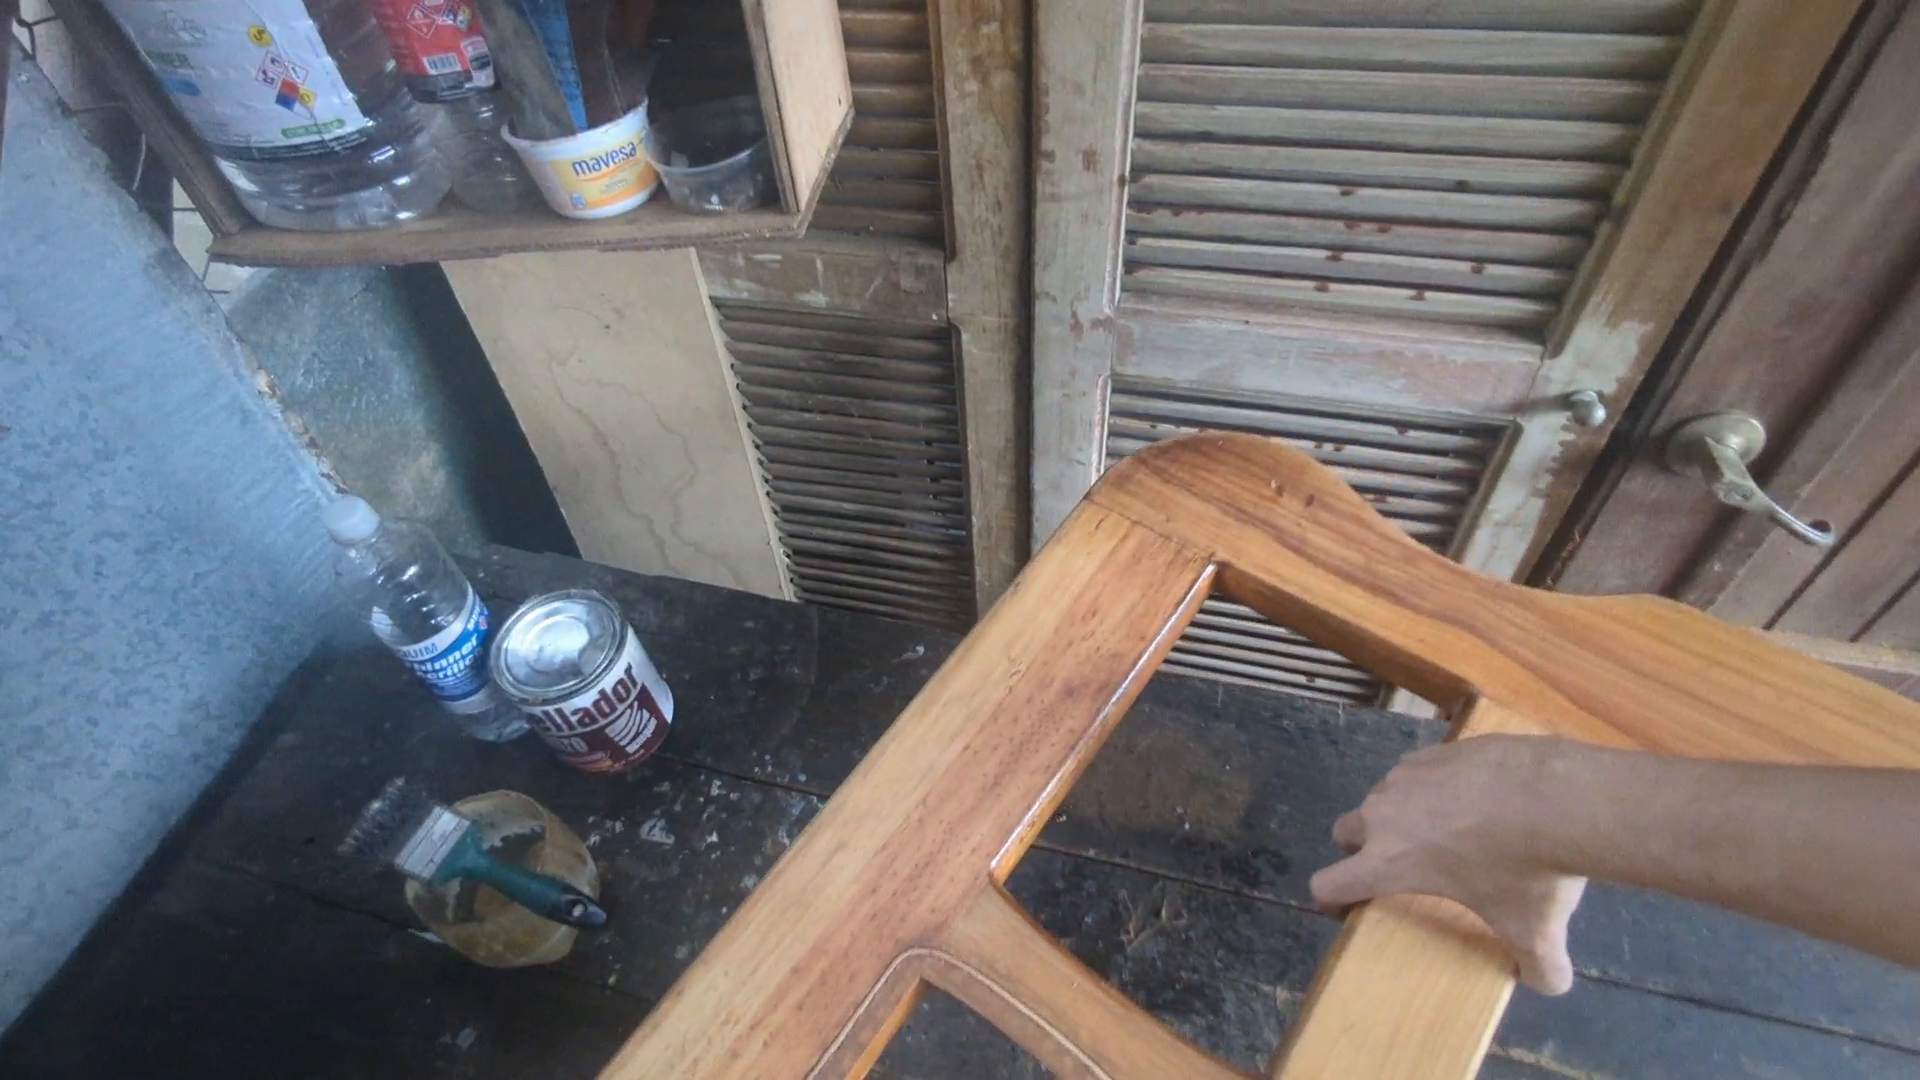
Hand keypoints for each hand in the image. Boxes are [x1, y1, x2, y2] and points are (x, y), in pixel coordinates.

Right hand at [1309, 735, 1587, 994]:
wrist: (1551, 794)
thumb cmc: (1526, 867)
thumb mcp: (1535, 928)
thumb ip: (1536, 965)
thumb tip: (1544, 978)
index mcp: (1388, 862)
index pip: (1330, 883)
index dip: (1330, 898)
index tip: (1344, 909)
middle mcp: (1381, 816)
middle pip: (1344, 831)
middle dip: (1362, 849)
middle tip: (1404, 864)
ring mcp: (1400, 779)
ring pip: (1382, 799)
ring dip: (1400, 816)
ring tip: (1452, 828)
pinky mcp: (1426, 754)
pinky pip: (1414, 775)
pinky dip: (1432, 788)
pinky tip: (1474, 796)